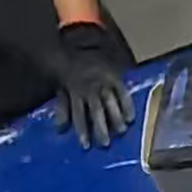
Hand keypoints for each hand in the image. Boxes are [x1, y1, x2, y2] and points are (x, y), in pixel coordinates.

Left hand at [51, 22, 133, 148]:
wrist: (80, 44)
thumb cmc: (70, 75)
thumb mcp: (61, 90)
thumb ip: (62, 110)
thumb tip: (60, 129)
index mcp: (76, 91)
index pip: (78, 114)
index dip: (82, 130)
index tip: (85, 146)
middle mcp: (90, 87)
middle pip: (96, 110)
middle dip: (100, 127)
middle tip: (105, 143)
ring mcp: (104, 82)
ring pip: (110, 101)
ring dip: (116, 117)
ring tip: (121, 131)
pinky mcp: (115, 77)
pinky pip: (123, 92)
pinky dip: (127, 104)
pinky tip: (130, 118)